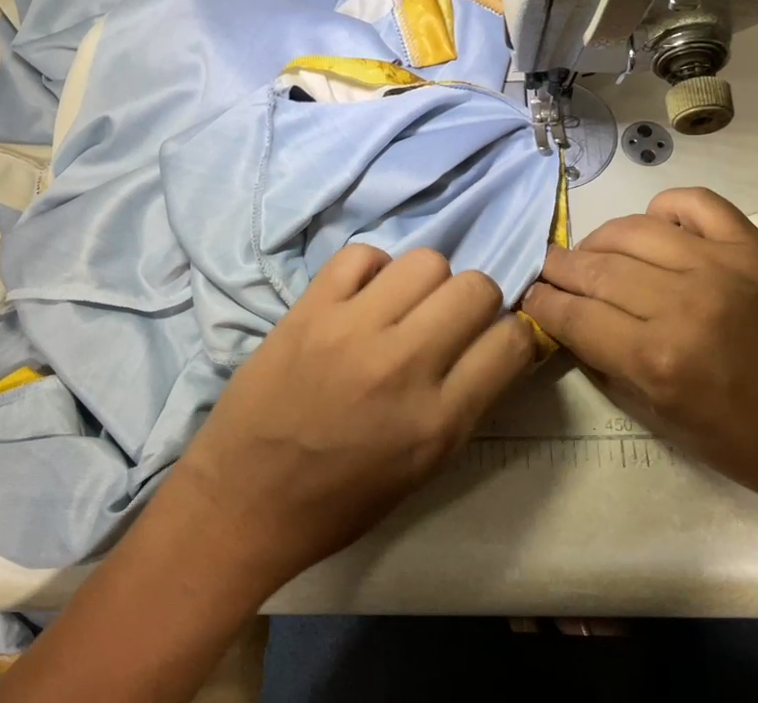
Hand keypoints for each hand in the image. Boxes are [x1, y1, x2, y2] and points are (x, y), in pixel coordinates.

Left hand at [165, 245, 535, 586]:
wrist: (242, 503)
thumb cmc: (338, 502)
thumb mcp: (424, 469)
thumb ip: (466, 404)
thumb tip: (496, 345)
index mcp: (439, 420)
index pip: (513, 340)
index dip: (514, 333)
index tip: (493, 339)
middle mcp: (404, 366)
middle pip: (476, 287)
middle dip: (476, 300)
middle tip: (447, 321)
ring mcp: (352, 330)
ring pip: (427, 261)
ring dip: (426, 282)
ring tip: (402, 307)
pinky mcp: (309, 310)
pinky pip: (361, 255)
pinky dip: (371, 269)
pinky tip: (362, 297)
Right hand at [523, 187, 757, 517]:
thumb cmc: (746, 444)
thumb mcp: (660, 420)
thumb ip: (606, 365)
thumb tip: (568, 322)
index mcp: (658, 358)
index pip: (574, 314)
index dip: (542, 304)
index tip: (530, 298)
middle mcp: (685, 302)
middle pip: (596, 267)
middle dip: (560, 269)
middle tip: (549, 271)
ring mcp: (724, 266)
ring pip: (635, 230)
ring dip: (601, 240)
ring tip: (594, 253)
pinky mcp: (756, 247)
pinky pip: (695, 204)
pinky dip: (663, 209)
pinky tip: (654, 228)